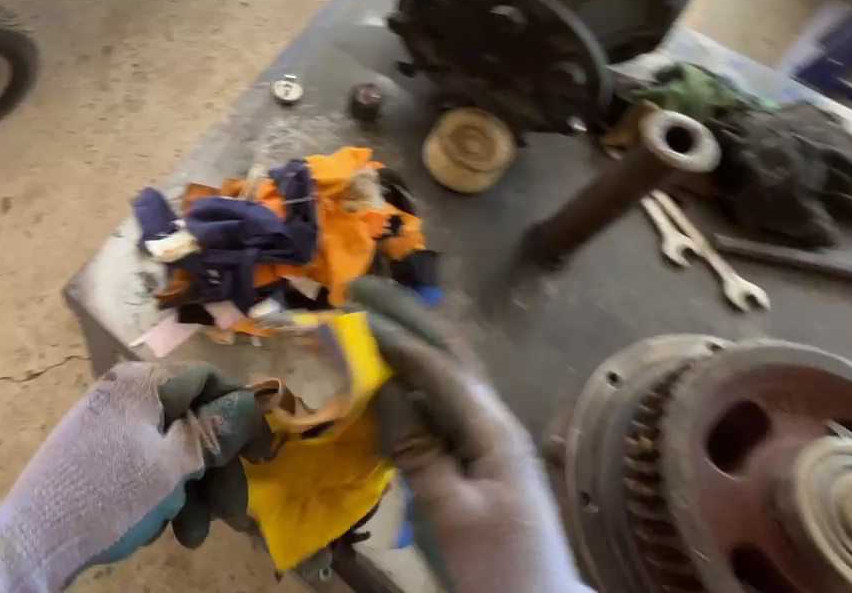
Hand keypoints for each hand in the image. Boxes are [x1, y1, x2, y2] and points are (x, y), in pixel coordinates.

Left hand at [0, 362, 270, 592]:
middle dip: (215, 469)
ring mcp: (108, 423)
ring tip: (191, 536)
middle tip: (231, 513)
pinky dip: (160, 492)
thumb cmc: (110, 495)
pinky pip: (144, 462)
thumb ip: (216, 431)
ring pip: (169, 448)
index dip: (240, 412)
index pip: (207, 378)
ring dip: (191, 491)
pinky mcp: (96, 452)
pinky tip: (159, 528)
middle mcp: (126, 392)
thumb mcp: (174, 465)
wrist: (33, 538)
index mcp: (143, 382)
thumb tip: (250, 401)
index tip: (261, 454)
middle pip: (191, 419)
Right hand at [347, 277, 587, 592]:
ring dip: (406, 335)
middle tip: (357, 286)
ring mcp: (487, 433)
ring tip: (366, 312)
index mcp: (492, 428)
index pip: (437, 365)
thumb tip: (382, 386)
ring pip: (443, 369)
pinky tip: (384, 369)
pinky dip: (408, 372)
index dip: (394, 334)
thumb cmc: (499, 571)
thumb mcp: (452, 516)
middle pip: (446, 350)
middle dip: (404, 313)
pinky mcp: (476, 451)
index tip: (351, 308)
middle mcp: (492, 417)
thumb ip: (417, 449)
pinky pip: (438, 397)